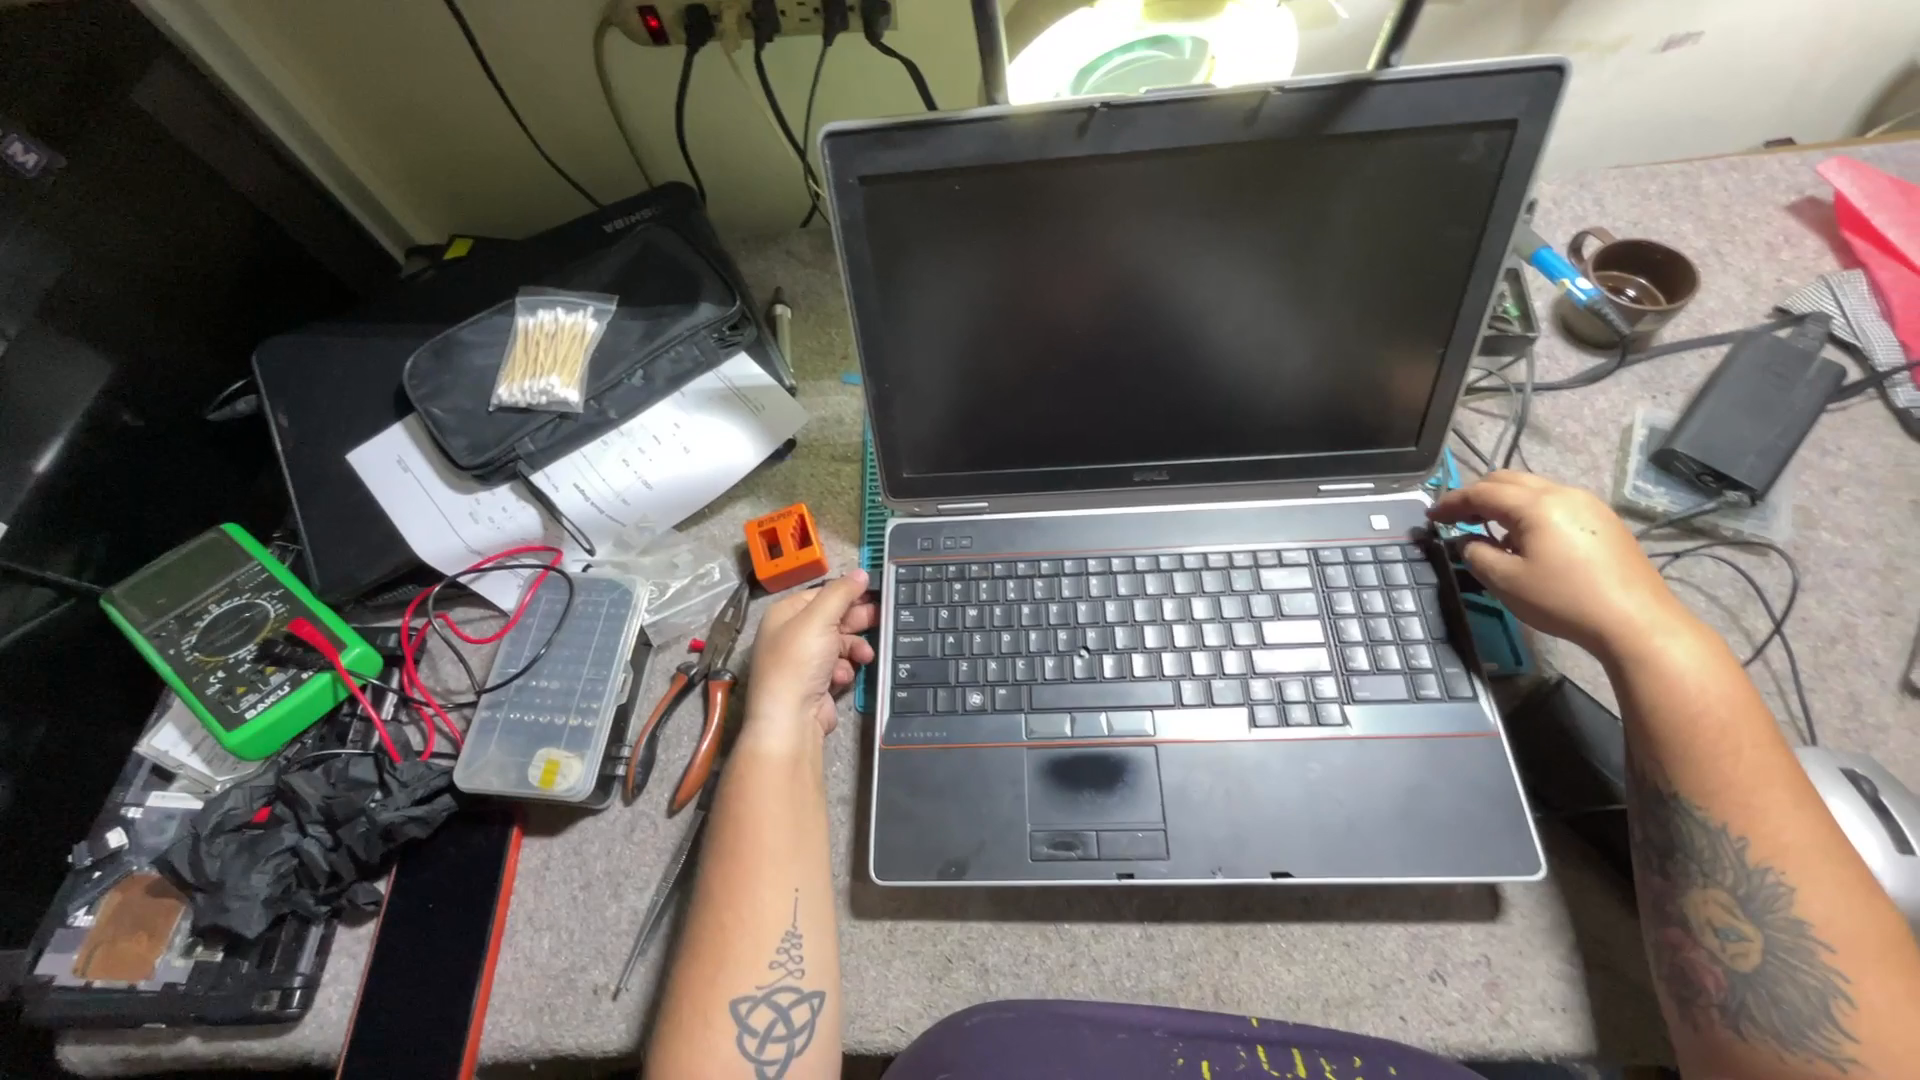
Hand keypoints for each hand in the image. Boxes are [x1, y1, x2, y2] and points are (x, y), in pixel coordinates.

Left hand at [744, 571, 876, 739]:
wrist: (791, 718)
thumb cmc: (799, 661)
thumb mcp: (820, 618)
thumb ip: (842, 593)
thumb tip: (861, 573)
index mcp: (785, 614)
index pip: (821, 595)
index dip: (847, 594)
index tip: (873, 593)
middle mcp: (791, 635)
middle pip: (832, 619)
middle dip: (855, 621)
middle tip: (880, 618)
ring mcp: (803, 661)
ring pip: (839, 644)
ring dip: (854, 648)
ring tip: (864, 655)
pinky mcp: (815, 682)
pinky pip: (838, 666)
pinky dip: (845, 669)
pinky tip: (844, 676)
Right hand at [1427, 471, 1691, 658]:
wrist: (1636, 621)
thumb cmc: (1563, 600)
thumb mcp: (1505, 581)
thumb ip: (1475, 553)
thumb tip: (1468, 541)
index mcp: (1536, 505)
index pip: (1481, 492)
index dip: (1451, 502)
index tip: (1430, 516)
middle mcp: (1563, 494)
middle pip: (1507, 479)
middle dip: (1476, 495)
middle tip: (1456, 519)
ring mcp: (1588, 504)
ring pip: (1532, 488)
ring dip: (1503, 502)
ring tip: (1487, 528)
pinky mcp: (1603, 520)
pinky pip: (1554, 502)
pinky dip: (1527, 510)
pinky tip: (1524, 538)